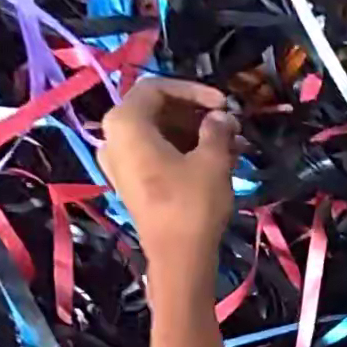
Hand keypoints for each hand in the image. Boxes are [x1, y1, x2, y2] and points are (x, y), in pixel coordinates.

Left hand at [99, 78, 240, 294]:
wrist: (179, 258)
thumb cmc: (192, 204)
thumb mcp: (212, 161)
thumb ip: (217, 129)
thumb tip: (223, 117)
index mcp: (125, 122)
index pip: (158, 88)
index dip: (194, 91)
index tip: (225, 104)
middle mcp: (114, 138)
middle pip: (158, 112)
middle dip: (198, 116)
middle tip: (231, 127)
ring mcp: (120, 164)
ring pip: (161, 136)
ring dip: (197, 137)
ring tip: (232, 147)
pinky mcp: (133, 186)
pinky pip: (158, 157)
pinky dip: (185, 155)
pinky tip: (217, 163)